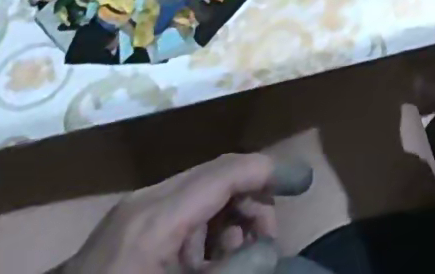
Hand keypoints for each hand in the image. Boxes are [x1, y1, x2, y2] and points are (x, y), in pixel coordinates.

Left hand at [62, 153, 311, 273]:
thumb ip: (230, 270)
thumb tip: (269, 248)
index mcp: (158, 216)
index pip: (224, 173)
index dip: (267, 171)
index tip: (303, 180)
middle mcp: (148, 202)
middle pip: (215, 178)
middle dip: (251, 201)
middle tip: (270, 241)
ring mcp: (137, 214)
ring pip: (202, 195)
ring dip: (230, 220)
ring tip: (242, 257)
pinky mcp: (131, 230)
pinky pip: (183, 215)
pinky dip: (207, 232)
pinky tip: (214, 261)